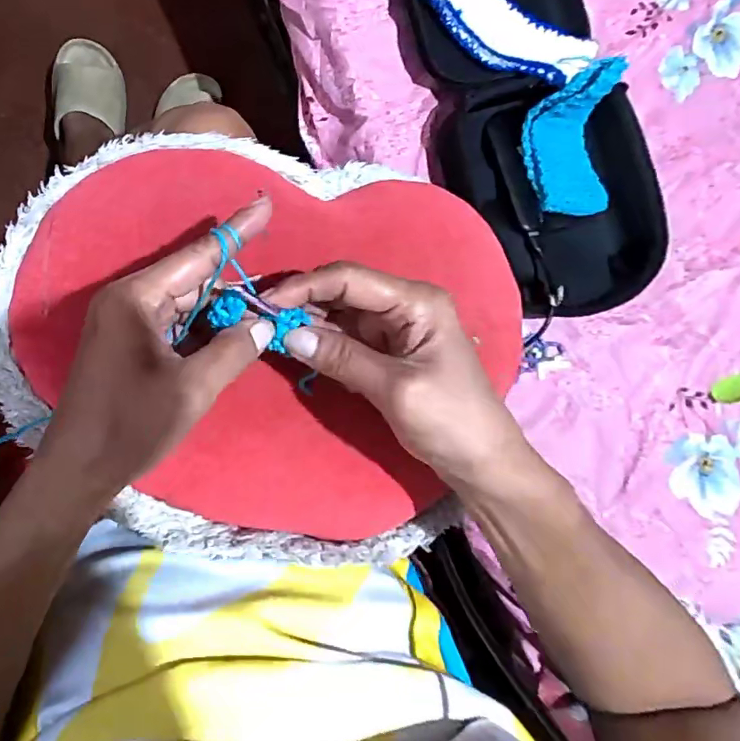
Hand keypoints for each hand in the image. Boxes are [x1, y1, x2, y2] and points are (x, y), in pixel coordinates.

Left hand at [31, 197, 276, 506]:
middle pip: (190, 277)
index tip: (264, 204)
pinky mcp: (123, 342)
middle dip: (231, 274)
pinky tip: (227, 327)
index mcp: (136, 298)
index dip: (235, 231)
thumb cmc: (131, 426)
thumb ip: (232, 349)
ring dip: (217, 304)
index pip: (197, 255)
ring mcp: (121, 321)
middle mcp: (125, 299)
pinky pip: (170, 322)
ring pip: (182, 301)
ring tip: (259, 301)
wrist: (77, 468)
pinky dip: (199, 324)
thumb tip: (263, 323)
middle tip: (272, 264)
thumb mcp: (192, 389)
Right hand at [270, 262, 538, 492]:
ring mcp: (393, 328)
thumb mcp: (395, 389)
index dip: (305, 286)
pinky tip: (293, 345)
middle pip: (340, 291)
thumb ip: (342, 358)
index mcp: (416, 302)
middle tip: (257, 316)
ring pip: (338, 313)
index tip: (266, 303)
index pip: (349, 279)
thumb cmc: (450, 420)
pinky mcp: (384, 351)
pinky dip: (318, 341)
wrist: (481, 462)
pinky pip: (343, 337)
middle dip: (300, 301)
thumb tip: (289, 335)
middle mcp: (403, 305)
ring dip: (305, 321)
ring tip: (267, 330)